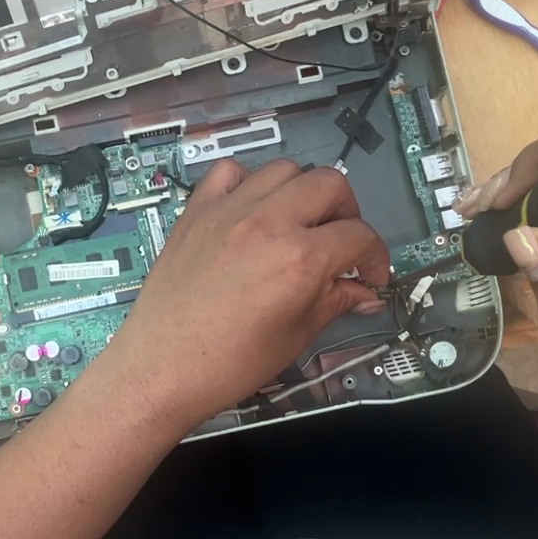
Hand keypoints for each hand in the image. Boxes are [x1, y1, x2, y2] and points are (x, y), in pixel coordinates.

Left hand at [94, 159, 389, 430]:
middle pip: (330, 184)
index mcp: (298, 258)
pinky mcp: (196, 212)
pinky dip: (248, 182)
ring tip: (300, 222)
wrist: (161, 369)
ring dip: (303, 191)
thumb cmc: (225, 365)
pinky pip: (229, 173)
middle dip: (348, 212)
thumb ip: (334, 302)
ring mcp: (228, 211)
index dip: (376, 257)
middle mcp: (266, 222)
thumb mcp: (294, 337)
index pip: (359, 236)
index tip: (371, 275)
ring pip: (284, 169)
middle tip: (343, 244)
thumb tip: (363, 292)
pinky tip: (252, 209)